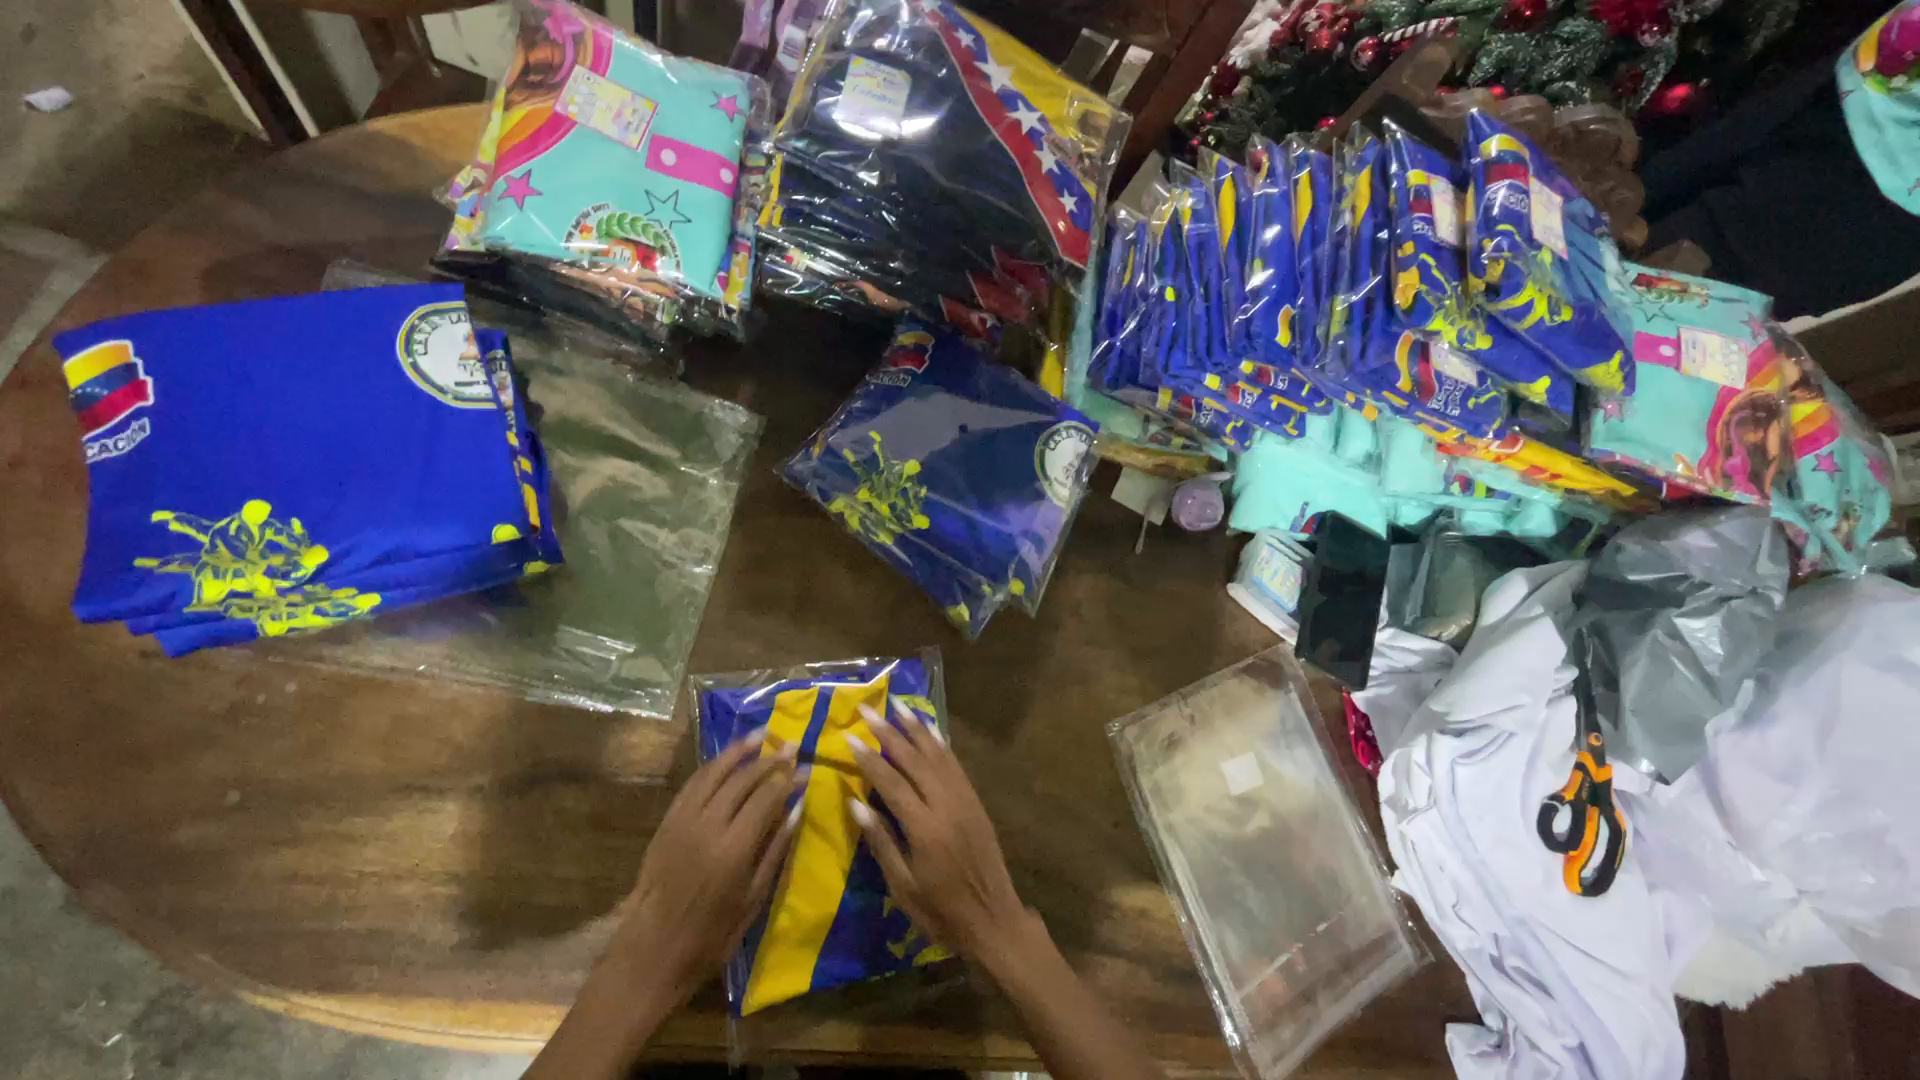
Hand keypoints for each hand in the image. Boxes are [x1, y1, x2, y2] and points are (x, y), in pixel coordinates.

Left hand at [612, 726, 803, 1004]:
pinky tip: (727, 759)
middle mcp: (707, 825)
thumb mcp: (753, 899)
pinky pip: (692, 784)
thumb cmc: (711, 935)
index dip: (788, 779)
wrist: (652, 951)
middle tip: (791, 745)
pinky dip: (712, 766)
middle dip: (770, 759)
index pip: (767, 797)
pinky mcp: (667, 822)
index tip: (807, 767)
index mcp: (733, 848)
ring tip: (760, 735)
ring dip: (739, 751)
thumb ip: (776, 850)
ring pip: (714, 773)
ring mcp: (683, 820)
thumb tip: (797, 810)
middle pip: (743, 779)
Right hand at [845, 702, 1031, 960]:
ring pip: (938, 756)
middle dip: (889, 733)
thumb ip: (880, 842)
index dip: (869, 758)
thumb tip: (855, 803)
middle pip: (914, 760)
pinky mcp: (976, 803)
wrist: (993, 921)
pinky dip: (940, 745)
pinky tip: (930, 731)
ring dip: (917, 729)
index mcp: (925, 829)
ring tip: (898, 706)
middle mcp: (946, 806)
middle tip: (867, 709)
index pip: (891, 783)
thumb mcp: (903, 887)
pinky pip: (956, 766)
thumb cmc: (941, 912)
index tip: (849, 736)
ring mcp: (965, 801)